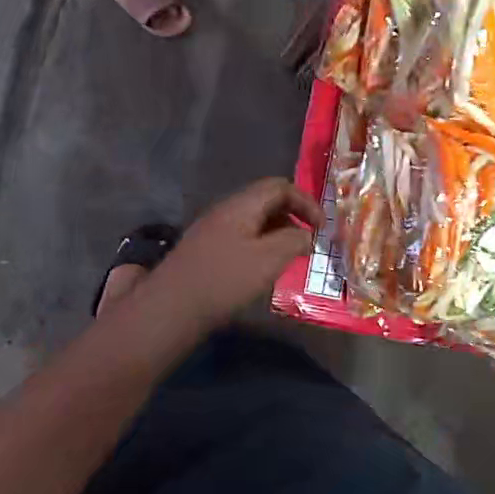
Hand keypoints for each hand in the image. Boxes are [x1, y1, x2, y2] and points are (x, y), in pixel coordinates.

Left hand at [147, 177, 322, 329]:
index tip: (322, 227)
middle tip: (309, 241)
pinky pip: (241, 238)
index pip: (280, 187)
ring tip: (291, 257)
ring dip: (277, 234)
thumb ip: (294, 241)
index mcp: (241, 205)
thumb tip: (306, 234)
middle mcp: (225, 211)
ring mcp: (212, 230)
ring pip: (254, 221)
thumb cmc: (225, 279)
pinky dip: (261, 246)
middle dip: (293, 217)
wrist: (172, 307)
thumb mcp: (269, 259)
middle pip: (266, 201)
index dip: (306, 202)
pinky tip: (263, 270)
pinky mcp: (206, 251)